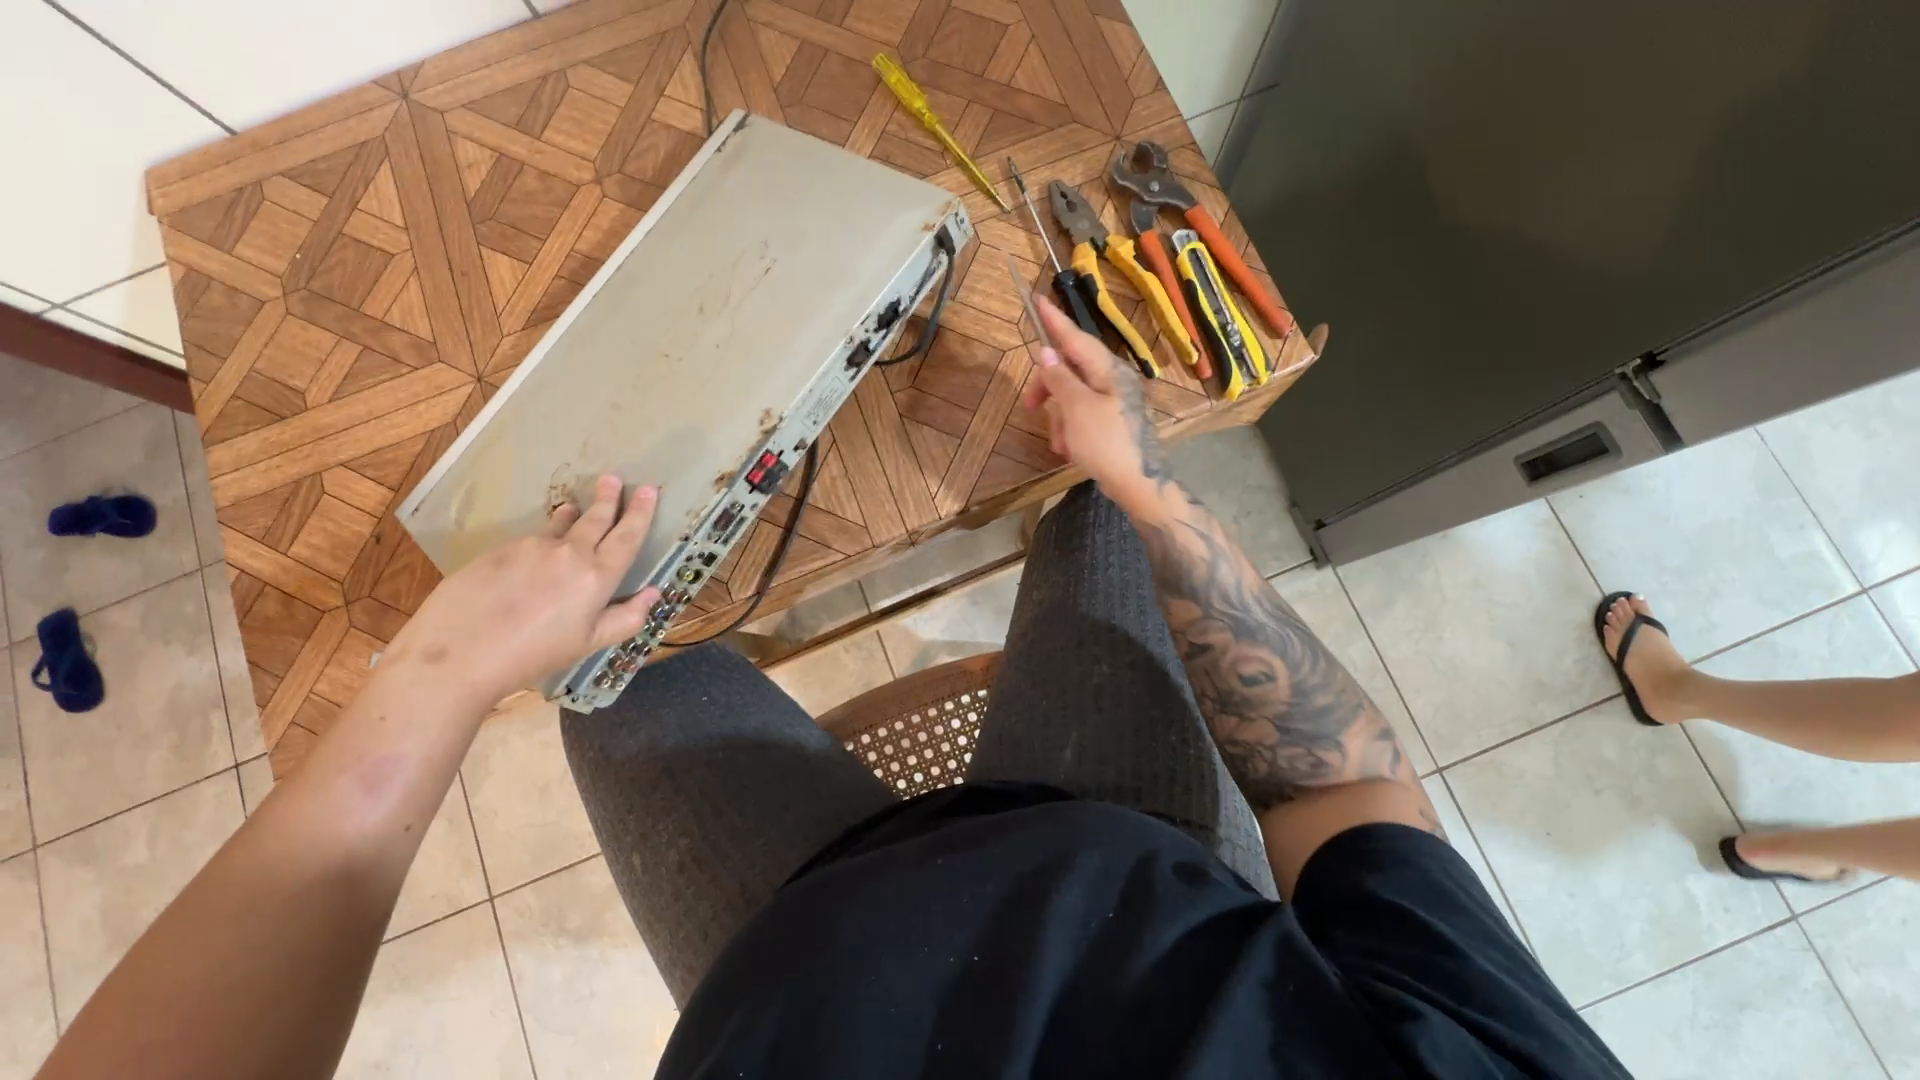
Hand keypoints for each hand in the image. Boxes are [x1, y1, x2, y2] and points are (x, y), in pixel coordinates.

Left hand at [382, 475, 660, 702]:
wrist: (460, 653)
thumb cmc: (534, 656)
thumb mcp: (588, 644)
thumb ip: (626, 617)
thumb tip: (653, 593)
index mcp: (597, 577)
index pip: (627, 537)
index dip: (640, 512)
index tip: (648, 489)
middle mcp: (569, 553)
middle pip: (595, 518)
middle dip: (607, 497)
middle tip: (612, 478)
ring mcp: (532, 547)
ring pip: (560, 524)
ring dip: (572, 514)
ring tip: (574, 508)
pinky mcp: (501, 549)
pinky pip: (530, 539)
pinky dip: (541, 540)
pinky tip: (532, 555)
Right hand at [1023, 294, 1171, 510]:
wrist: (1138, 483)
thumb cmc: (1107, 443)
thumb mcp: (1077, 410)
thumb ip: (1060, 379)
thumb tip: (1047, 352)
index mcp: (1107, 371)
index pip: (1075, 338)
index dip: (1055, 321)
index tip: (1038, 298)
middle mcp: (1113, 380)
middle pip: (1071, 370)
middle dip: (1049, 389)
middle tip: (1029, 406)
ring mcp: (1114, 402)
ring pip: (1074, 396)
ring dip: (1059, 417)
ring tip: (1059, 443)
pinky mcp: (1112, 422)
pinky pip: (1083, 415)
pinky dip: (1071, 429)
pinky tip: (1068, 450)